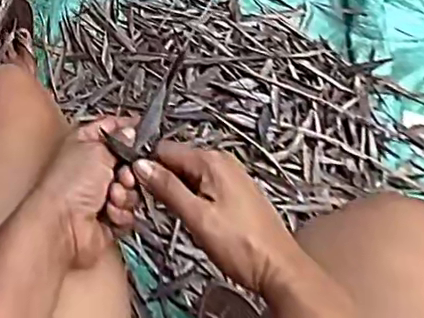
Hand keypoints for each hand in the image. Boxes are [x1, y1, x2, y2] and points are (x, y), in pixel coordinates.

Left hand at [25, 118, 139, 268]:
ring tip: (112, 196)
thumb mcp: (97, 150)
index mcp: (85, 141)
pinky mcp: (108, 217)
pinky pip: (128, 212)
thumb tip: (131, 131)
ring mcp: (101, 193)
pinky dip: (120, 213)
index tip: (143, 131)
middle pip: (127, 162)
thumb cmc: (71, 181)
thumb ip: (119, 140)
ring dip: (124, 194)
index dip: (128, 128)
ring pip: (130, 189)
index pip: (111, 127)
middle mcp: (93, 165)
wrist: (64, 225)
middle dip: (130, 170)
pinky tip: (109, 213)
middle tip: (123, 175)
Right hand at [134, 142, 304, 295]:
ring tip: (188, 220)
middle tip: (168, 212)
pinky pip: (206, 185)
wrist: (282, 273)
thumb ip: (167, 188)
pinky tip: (203, 221)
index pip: (164, 150)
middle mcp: (222, 160)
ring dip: (182, 194)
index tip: (143, 191)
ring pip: (191, 175)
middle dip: (167, 183)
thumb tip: (141, 164)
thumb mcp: (197, 217)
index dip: (150, 169)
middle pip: (178, 162)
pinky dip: (197, 199)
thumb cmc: (242, 247)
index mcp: (211, 160)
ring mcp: (232, 175)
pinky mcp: (238, 191)